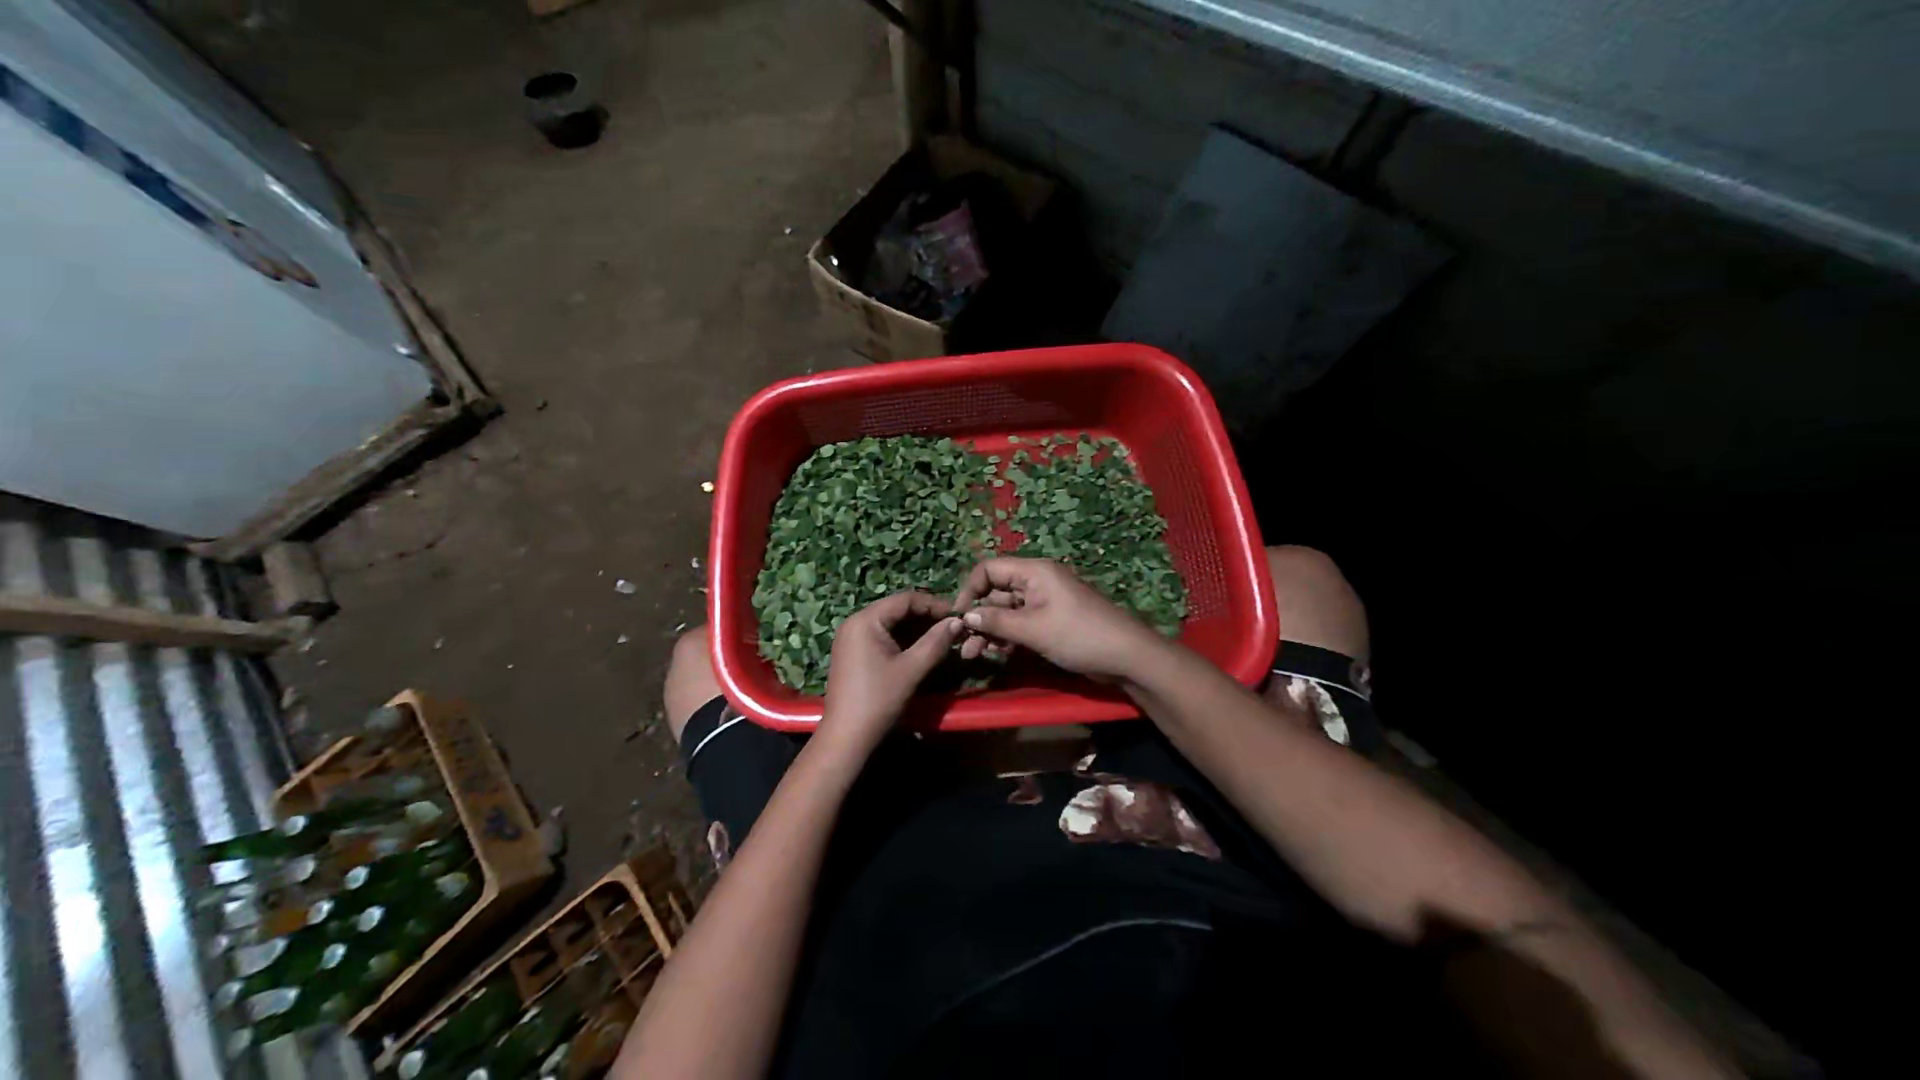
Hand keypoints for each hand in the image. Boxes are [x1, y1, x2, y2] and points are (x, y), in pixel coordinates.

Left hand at [818, 591, 962, 755]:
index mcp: (865, 620)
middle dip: (926, 616)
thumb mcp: (911, 669)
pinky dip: (903, 639)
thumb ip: (936, 642)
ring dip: (916, 628)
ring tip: (942, 637)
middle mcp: (855, 622)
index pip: (905, 599)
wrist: (847, 735)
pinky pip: (882, 636)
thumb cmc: (878, 699)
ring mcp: (852, 637)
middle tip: (952, 626)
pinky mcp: (853, 652)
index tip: (957, 614)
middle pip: (897, 609)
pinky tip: (922, 648)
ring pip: (890, 623)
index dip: (934, 604)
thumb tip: (958, 622)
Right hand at [950, 558, 1164, 680]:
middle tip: (963, 644)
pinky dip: (1007, 637)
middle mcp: (1037, 582)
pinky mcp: (1051, 622)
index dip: (970, 589)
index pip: (989, 569)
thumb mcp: (1033, 629)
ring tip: (973, 655)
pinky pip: (1020, 624)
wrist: (1126, 656)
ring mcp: (1044, 603)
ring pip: (1006, 611)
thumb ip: (996, 621)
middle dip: (977, 616)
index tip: (958, 616)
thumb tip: (965, 615)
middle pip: (996, 592)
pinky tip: (996, 654)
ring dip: (989, 630)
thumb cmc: (1079, 635)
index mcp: (1034, 572)